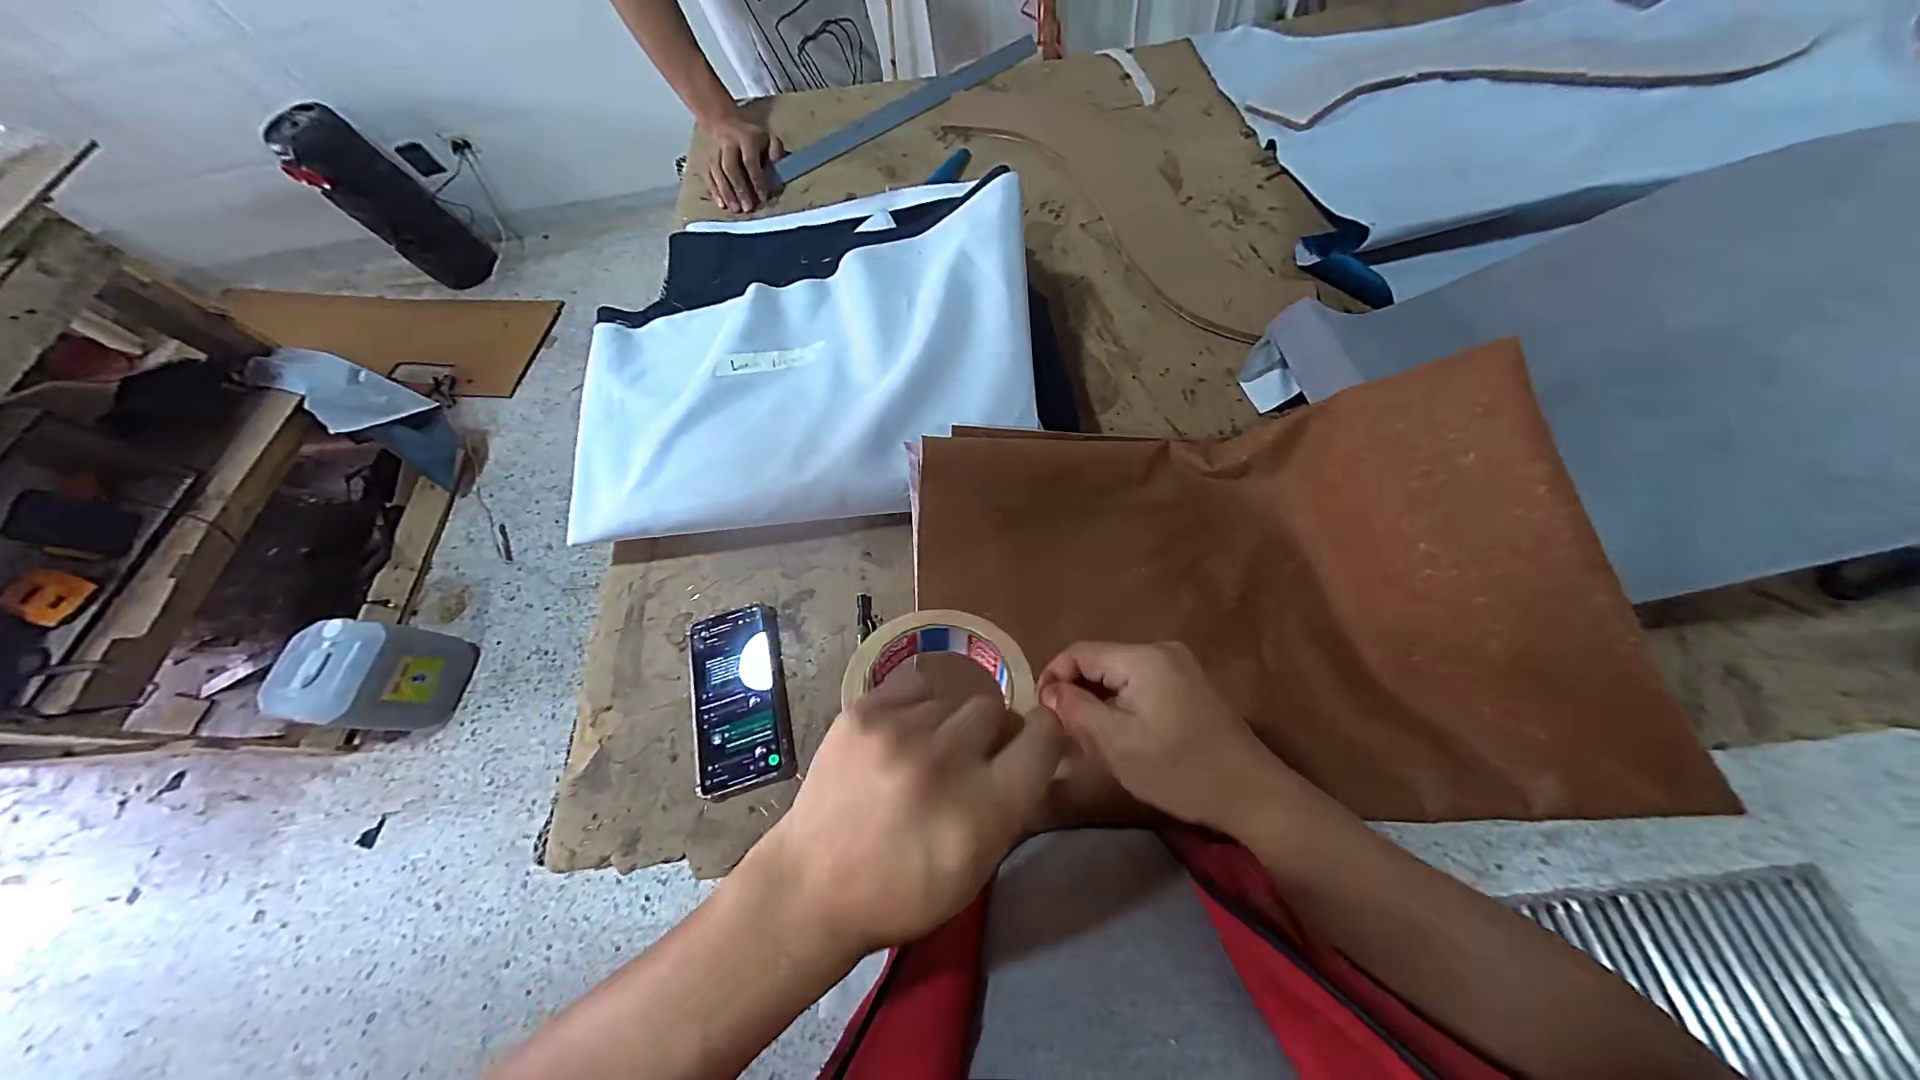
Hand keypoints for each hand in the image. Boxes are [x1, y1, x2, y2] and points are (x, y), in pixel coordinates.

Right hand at [699, 107, 783, 211]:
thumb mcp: (767, 136)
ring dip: (726, 193)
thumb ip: (775, 148)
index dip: (756, 180)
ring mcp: (713, 150)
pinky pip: (707, 175)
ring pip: (717, 172)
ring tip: (735, 209)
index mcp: (745, 138)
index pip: (750, 161)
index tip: (763, 197)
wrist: (722, 121)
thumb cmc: (752, 136)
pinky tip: (721, 204)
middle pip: (730, 168)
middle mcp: (727, 143)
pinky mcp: (704, 158)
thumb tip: (777, 162)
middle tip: (747, 208)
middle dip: (739, 189)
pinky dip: (714, 190)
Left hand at [752, 668, 1063, 952]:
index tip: (1034, 743)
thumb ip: (1012, 803)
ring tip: (931, 749)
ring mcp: (899, 729)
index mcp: (984, 807)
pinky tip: (907, 731)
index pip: (1044, 736)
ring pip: (957, 696)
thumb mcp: (978, 866)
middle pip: (997, 711)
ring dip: (955, 722)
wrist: (813, 885)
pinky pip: (917, 684)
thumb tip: (1030, 751)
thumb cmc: (904, 891)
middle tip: (972, 758)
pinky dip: (921, 706)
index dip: (1046, 736)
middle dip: (994, 734)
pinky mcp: (863, 712)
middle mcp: (946, 758)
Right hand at [1037, 641, 1303, 834]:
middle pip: (1100, 660)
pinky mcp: (1190, 685)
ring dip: (1098, 699)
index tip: (1042, 710)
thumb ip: (1077, 710)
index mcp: (1143, 658)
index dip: (1053, 676)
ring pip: (1119, 674)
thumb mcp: (1117, 744)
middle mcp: (1161, 651)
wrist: (1252, 794)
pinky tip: (1119, 732)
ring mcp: (1180, 666)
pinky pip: (1141, 683)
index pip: (1080, 651)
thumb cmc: (1180, 770)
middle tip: (1064, 728)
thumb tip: (1050, 691)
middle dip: (1076, 690)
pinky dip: (1121, 702)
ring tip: (1087, 734)